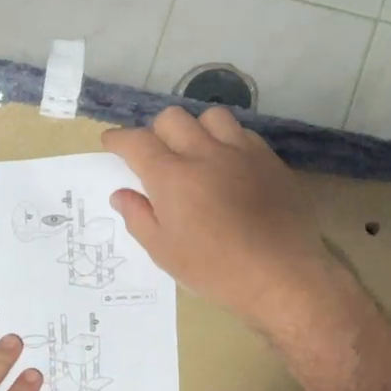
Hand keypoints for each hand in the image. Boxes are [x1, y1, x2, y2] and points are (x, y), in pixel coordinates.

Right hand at [102, 106, 334, 332]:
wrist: (278, 274)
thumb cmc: (212, 269)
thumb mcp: (163, 251)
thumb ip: (138, 217)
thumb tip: (121, 194)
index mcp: (172, 178)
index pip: (137, 143)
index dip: (119, 138)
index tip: (111, 141)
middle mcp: (204, 154)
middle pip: (172, 118)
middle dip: (155, 131)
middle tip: (153, 155)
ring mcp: (241, 152)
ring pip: (210, 116)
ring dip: (194, 129)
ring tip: (193, 152)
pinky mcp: (268, 159)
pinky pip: (242, 132)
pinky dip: (225, 139)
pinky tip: (225, 163)